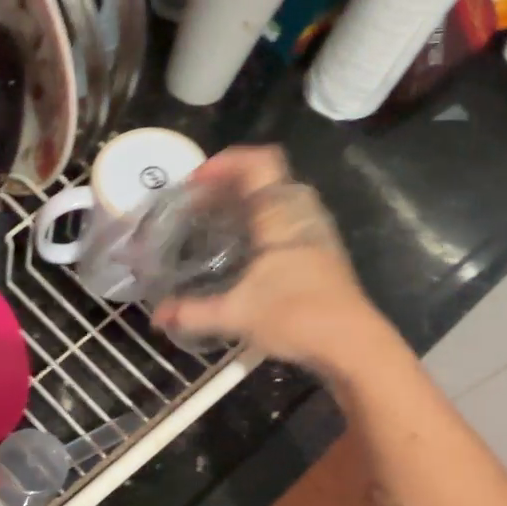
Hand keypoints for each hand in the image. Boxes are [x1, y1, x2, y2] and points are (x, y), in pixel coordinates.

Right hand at [156, 146, 390, 371]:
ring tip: (216, 223)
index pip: (258, 164)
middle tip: (200, 204)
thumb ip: (193, 313)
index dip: (226, 163)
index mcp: (281, 218)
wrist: (349, 341)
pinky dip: (260, 223)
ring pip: (279, 198)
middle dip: (230, 183)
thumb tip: (158, 317)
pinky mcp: (319, 252)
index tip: (195, 182)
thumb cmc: (296, 317)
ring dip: (246, 203)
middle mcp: (300, 216)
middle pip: (268, 177)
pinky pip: (286, 220)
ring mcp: (314, 233)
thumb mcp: (236, 315)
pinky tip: (242, 250)